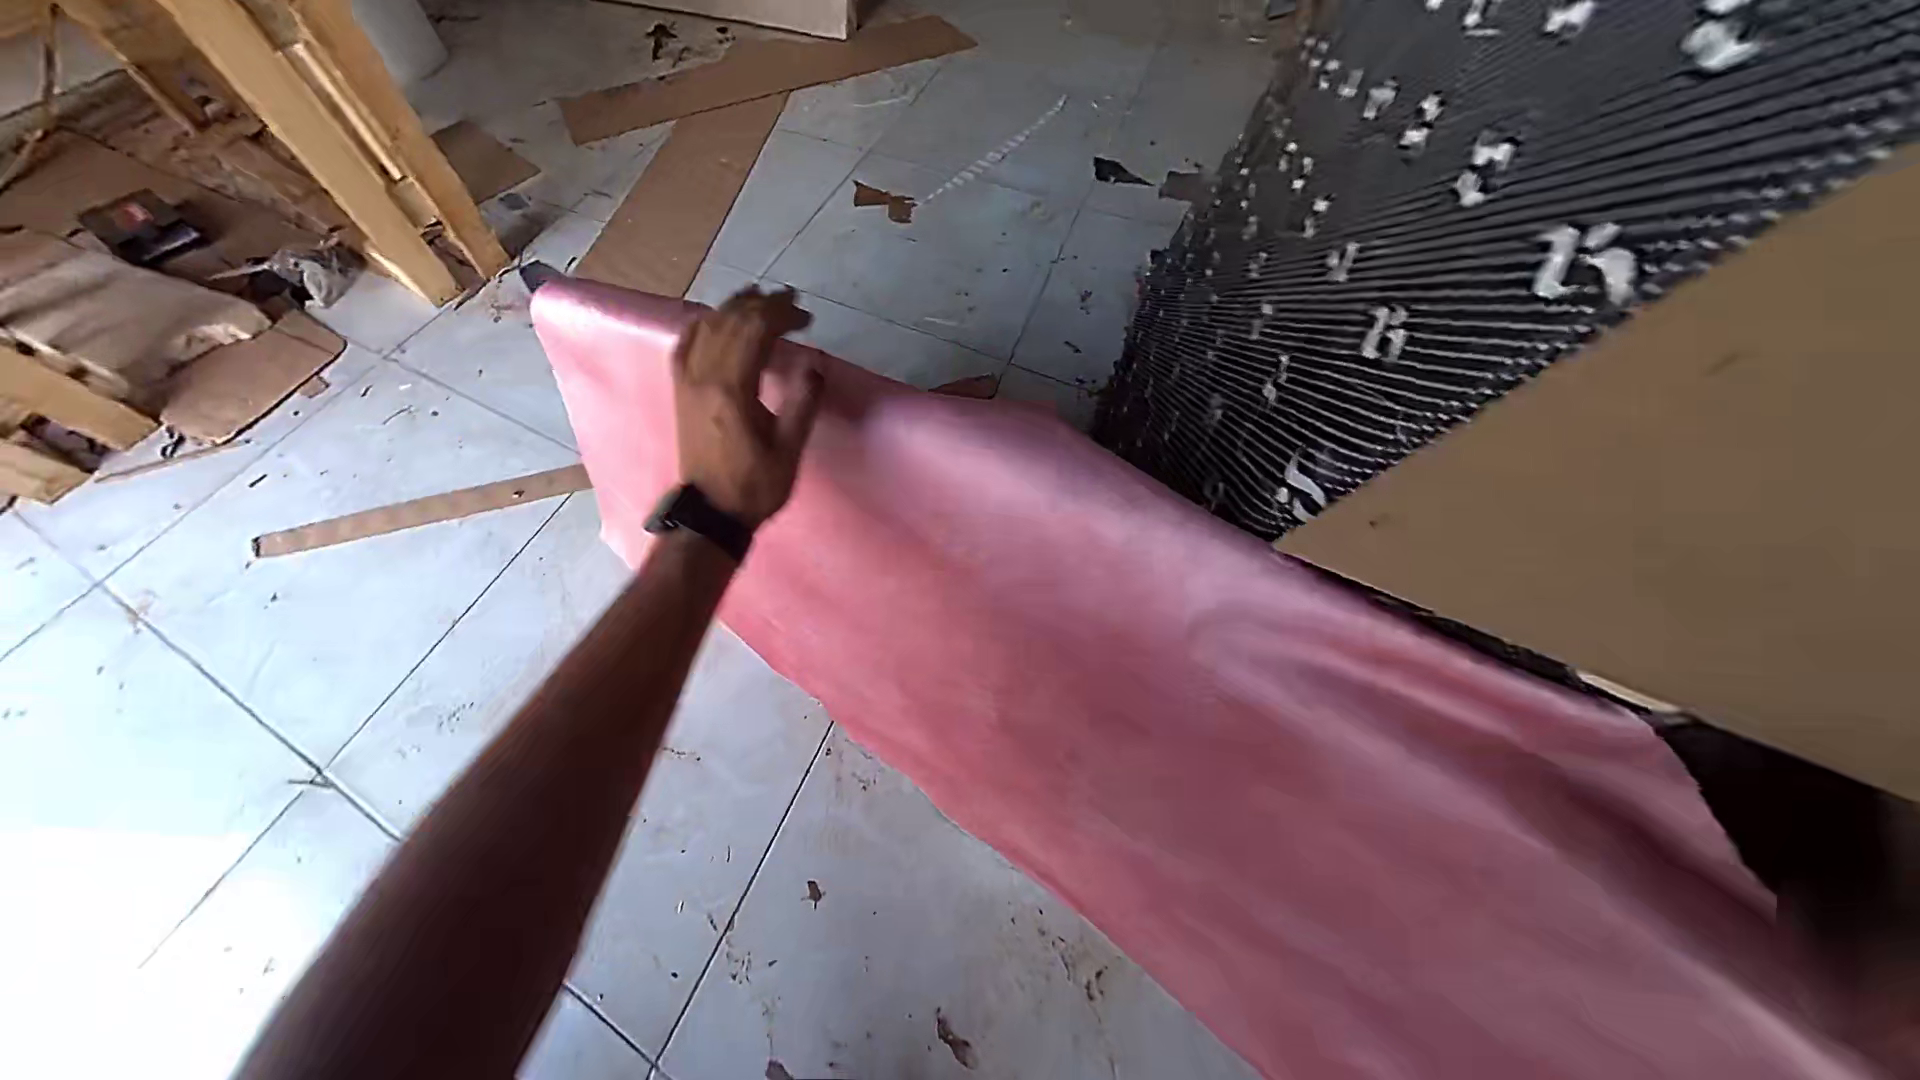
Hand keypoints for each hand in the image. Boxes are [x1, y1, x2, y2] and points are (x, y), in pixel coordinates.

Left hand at [672, 286, 822, 526]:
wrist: (712, 513)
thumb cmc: (755, 485)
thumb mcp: (789, 449)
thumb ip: (803, 403)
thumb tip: (815, 363)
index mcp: (732, 390)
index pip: (755, 332)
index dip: (782, 316)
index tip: (806, 318)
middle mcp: (704, 377)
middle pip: (731, 322)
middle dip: (762, 305)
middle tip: (790, 300)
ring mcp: (687, 382)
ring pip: (707, 327)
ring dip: (734, 307)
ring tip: (759, 297)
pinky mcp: (680, 391)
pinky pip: (685, 344)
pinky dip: (702, 325)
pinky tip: (713, 319)